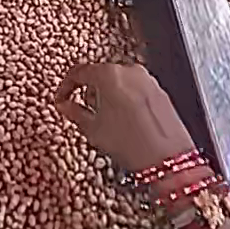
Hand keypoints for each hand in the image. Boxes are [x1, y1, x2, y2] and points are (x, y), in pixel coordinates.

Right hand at [56, 63, 195, 174]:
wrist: (168, 157)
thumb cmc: (132, 143)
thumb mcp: (92, 130)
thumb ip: (74, 112)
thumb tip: (65, 106)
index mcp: (108, 74)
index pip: (78, 72)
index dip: (65, 87)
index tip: (62, 98)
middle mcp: (129, 70)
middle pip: (100, 74)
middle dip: (89, 92)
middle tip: (83, 111)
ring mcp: (147, 79)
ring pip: (118, 81)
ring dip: (108, 96)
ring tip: (106, 120)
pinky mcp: (159, 90)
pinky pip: (134, 89)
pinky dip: (125, 100)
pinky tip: (124, 121)